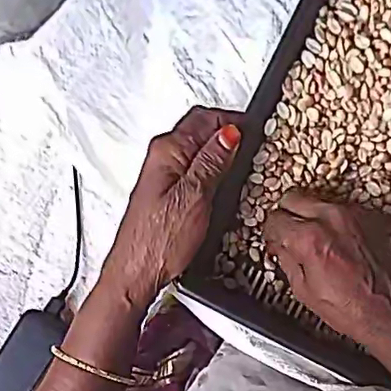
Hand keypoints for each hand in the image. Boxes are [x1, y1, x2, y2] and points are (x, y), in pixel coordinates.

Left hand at [97, 107, 243, 308]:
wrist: (136, 272)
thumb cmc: (158, 241)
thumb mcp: (195, 196)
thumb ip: (213, 162)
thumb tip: (230, 133)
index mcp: (168, 151)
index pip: (204, 118)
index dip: (232, 120)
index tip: (255, 129)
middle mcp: (161, 159)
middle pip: (199, 131)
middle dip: (226, 131)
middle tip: (252, 139)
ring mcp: (162, 177)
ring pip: (196, 151)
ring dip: (219, 151)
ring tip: (242, 158)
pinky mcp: (166, 196)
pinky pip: (192, 171)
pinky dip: (211, 171)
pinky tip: (221, 182)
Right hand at [261, 192, 390, 390]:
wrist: (389, 308)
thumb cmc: (353, 307)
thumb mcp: (305, 290)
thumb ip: (286, 260)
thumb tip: (279, 248)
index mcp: (310, 238)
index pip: (275, 219)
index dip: (271, 233)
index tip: (273, 240)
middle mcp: (331, 218)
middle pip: (292, 198)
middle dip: (286, 215)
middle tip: (287, 235)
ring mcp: (351, 214)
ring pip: (316, 200)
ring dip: (309, 216)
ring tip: (311, 241)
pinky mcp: (367, 216)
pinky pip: (338, 208)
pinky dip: (330, 220)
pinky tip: (332, 242)